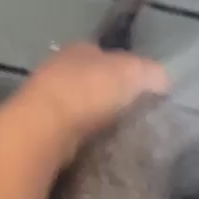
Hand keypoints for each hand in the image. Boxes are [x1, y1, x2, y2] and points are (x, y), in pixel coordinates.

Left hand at [6, 43, 169, 158]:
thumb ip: (151, 73)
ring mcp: (42, 99)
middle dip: (105, 97)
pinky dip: (78, 138)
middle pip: (88, 81)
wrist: (44, 127)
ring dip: (90, 120)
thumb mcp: (133, 73)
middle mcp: (57, 68)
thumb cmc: (89, 91)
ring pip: (75, 107)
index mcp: (80, 48)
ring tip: (114, 137)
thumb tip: (164, 80)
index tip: (140, 91)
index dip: (124, 71)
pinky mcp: (35, 128)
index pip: (106, 55)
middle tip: (129, 118)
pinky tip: (91, 149)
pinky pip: (65, 131)